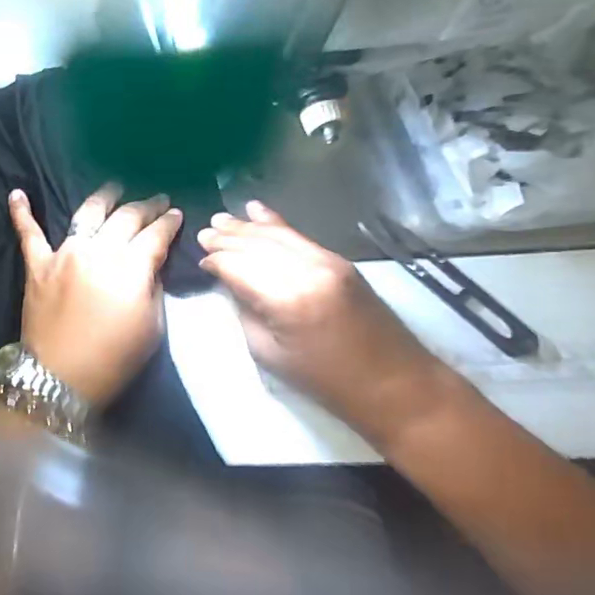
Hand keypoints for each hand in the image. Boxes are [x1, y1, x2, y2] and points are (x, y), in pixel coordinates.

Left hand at [9, 184, 182, 406]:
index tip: (176, 214)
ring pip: (86, 213)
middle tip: (157, 199)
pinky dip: (21, 212)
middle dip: (146, 206)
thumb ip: (153, 287)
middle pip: (126, 217)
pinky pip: (28, 234)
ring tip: (114, 187)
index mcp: (130, 266)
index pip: (156, 234)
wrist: (60, 380)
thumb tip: (149, 266)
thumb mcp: (152, 325)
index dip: (169, 222)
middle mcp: (98, 250)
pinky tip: (17, 194)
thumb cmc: (115, 358)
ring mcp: (64, 254)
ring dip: (103, 197)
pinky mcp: (37, 265)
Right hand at [197, 202, 453, 442]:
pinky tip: (258, 211)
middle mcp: (307, 270)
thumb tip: (233, 284)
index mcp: (287, 299)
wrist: (393, 383)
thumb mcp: (272, 355)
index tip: (200, 259)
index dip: (217, 261)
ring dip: (249, 227)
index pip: (240, 267)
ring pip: (279, 235)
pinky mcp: (340, 261)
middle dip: (229, 238)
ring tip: (222, 219)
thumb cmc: (328, 382)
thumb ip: (248, 313)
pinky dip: (277, 223)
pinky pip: (301, 236)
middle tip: (205, 232)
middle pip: (258, 245)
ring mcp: (328, 261)